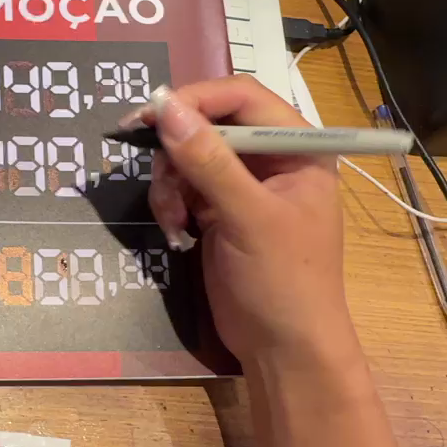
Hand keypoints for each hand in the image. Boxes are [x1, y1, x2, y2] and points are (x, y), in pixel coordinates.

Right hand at [135, 76, 358, 366]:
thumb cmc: (283, 281)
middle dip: (177, 153)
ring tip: (174, 222)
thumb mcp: (247, 218)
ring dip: (170, 186)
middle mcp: (270, 157)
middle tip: (160, 182)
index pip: (240, 97)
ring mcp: (242, 184)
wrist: (282, 349)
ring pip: (187, 156)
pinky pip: (182, 187)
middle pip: (207, 124)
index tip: (150, 116)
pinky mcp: (218, 209)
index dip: (195, 99)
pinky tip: (177, 234)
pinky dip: (171, 206)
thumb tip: (164, 108)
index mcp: (297, 147)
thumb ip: (208, 161)